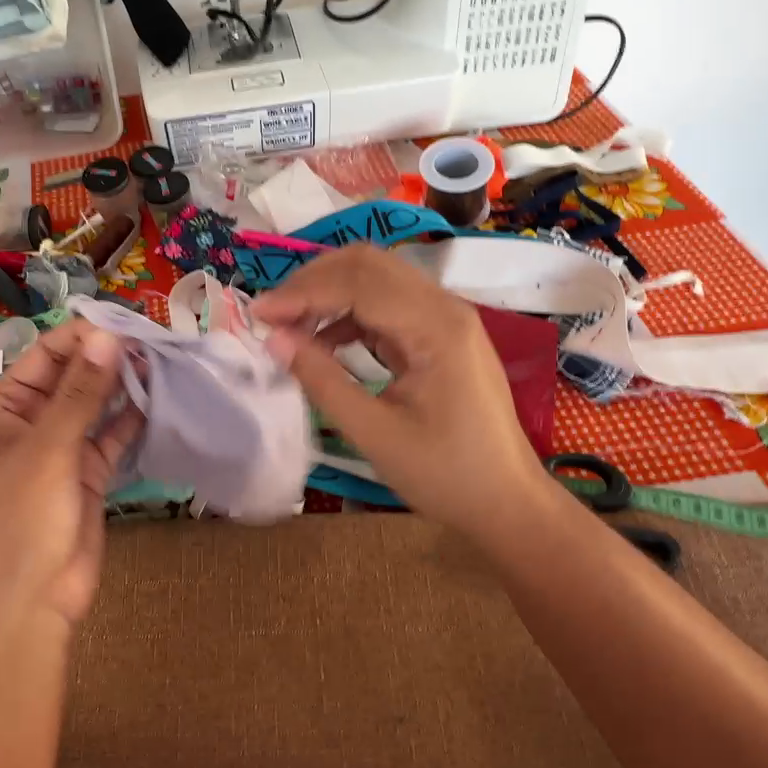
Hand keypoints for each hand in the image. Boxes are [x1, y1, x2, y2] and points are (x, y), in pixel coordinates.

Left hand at [0, 320, 140, 627]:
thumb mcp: (48, 449)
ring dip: (126, 385)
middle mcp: (33, 421)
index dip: (86, 335)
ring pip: (98, 404)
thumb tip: (108, 335)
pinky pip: (113, 436)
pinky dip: (134, 419)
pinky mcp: (89, 474)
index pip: (48, 353)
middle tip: (161, 340)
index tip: (133, 322)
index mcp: (6, 406)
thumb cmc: (20, 520)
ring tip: (168, 363)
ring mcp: (63, 448)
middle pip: (75, 375)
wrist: (26, 605)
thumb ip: (80, 392)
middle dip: (111, 358)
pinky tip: (162, 400)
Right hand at [253, 245, 549, 538]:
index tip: (258, 315)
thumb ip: (323, 381)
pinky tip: (324, 341)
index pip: (358, 283)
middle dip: (313, 282)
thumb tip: (275, 339)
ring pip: (377, 278)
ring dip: (330, 293)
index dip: (303, 292)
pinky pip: (388, 303)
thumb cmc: (446, 475)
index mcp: (436, 327)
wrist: (508, 502)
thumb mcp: (375, 434)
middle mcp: (445, 307)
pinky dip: (350, 312)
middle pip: (368, 265)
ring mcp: (446, 316)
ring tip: (291, 327)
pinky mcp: (441, 332)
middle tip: (272, 315)